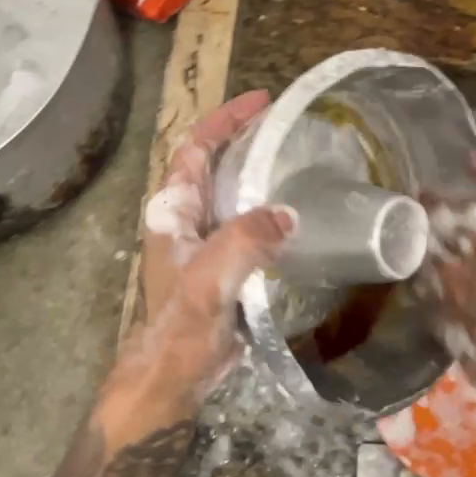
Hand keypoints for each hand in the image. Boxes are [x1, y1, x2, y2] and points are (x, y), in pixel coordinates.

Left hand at [130, 90, 296, 400]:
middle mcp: (189, 218)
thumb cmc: (182, 325)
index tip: (261, 103)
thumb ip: (245, 241)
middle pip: (215, 164)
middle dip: (247, 139)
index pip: (196, 148)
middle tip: (290, 127)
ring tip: (301, 160)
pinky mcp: (224, 265)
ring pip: (234, 194)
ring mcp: (206, 242)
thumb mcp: (210, 278)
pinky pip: (250, 225)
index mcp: (175, 210)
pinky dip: (272, 210)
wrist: (174, 373)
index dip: (224, 120)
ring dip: (261, 173)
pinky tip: (300, 212)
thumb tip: (288, 213)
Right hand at [418, 159, 475, 423]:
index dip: (411, 265)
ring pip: (469, 215)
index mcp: (468, 304)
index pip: (425, 276)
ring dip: (443, 203)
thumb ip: (458, 344)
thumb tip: (431, 318)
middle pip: (440, 239)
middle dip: (418, 227)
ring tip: (425, 194)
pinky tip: (473, 161)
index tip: (401, 259)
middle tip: (404, 216)